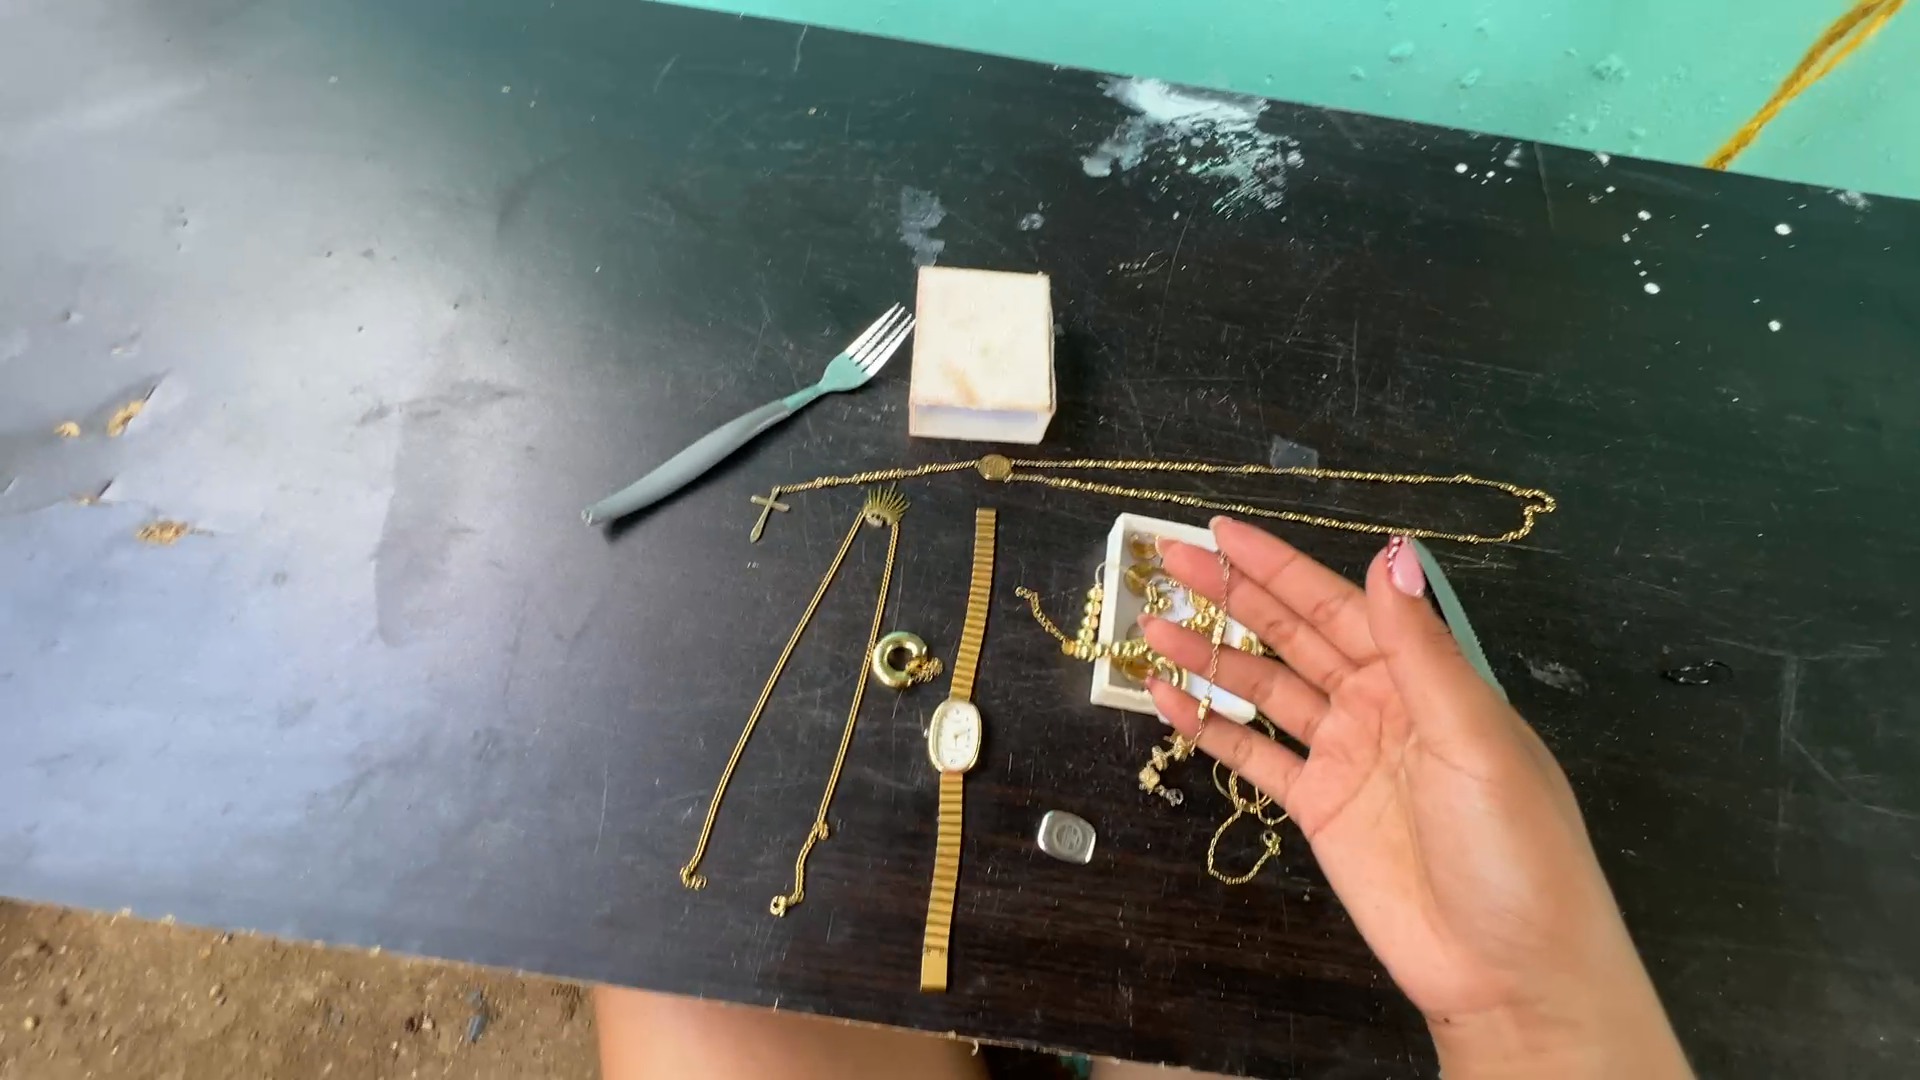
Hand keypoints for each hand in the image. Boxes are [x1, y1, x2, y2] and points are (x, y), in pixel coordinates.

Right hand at [1142, 519, 1689, 1078]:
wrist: (1510, 977)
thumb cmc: (1510, 849)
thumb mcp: (1473, 739)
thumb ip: (1419, 648)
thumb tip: (1389, 553)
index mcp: (1415, 678)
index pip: (1333, 604)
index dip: (1275, 566)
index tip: (1222, 533)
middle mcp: (1371, 703)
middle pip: (1286, 635)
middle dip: (1230, 596)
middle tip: (1171, 562)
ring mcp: (1337, 753)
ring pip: (1260, 689)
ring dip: (1207, 657)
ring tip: (1152, 629)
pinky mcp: (1312, 802)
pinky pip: (1251, 752)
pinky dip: (1208, 726)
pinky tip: (1168, 701)